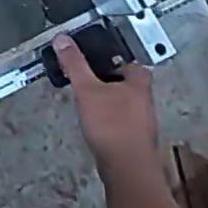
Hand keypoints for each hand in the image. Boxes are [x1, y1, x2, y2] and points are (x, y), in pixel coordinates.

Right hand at [55, 33, 161, 191]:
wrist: (127, 169)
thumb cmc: (111, 124)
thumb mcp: (87, 89)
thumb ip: (74, 63)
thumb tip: (62, 38)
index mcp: (139, 81)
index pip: (128, 58)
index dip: (111, 55)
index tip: (91, 56)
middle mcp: (145, 98)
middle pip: (123, 78)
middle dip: (103, 76)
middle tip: (82, 76)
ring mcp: (141, 119)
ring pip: (120, 98)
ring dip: (103, 95)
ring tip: (81, 97)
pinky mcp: (134, 136)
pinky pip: (117, 116)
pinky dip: (105, 114)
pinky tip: (91, 120)